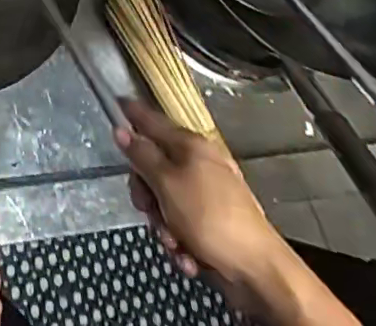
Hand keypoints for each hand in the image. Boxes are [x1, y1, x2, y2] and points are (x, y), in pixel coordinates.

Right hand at [117, 100, 357, 325]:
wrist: (261, 273)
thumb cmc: (209, 217)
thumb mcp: (166, 182)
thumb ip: (141, 155)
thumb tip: (121, 129)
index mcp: (190, 146)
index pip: (152, 120)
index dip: (131, 113)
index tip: (115, 103)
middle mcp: (200, 164)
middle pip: (153, 166)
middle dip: (146, 193)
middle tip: (145, 208)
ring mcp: (209, 194)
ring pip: (165, 199)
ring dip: (162, 223)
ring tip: (173, 242)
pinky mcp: (215, 222)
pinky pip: (183, 222)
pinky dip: (181, 240)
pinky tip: (187, 255)